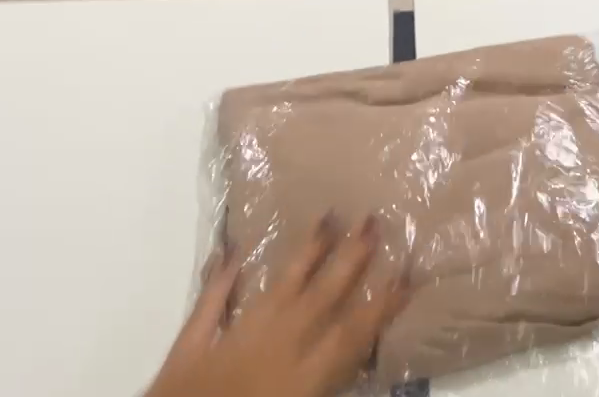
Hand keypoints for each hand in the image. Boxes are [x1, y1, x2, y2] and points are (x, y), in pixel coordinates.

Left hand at [148, 217, 409, 396]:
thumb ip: (328, 383)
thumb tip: (359, 359)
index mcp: (302, 376)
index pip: (351, 332)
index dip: (383, 302)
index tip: (407, 269)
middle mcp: (274, 347)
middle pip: (320, 296)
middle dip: (350, 258)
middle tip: (371, 219)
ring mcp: (231, 340)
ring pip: (275, 289)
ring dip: (302, 255)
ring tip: (325, 217)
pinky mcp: (191, 346)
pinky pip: (209, 305)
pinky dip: (221, 278)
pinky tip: (230, 250)